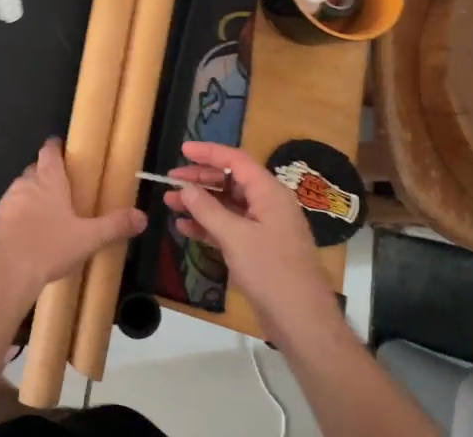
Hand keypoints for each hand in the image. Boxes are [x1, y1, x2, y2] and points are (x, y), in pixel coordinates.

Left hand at [0, 138, 146, 304]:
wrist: (7, 270)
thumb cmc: (50, 246)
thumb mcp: (88, 238)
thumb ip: (114, 225)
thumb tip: (142, 216)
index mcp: (48, 179)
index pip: (49, 151)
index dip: (56, 147)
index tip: (63, 149)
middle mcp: (25, 183)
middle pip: (36, 169)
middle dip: (48, 174)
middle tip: (65, 188)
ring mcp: (7, 200)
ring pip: (23, 189)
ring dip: (34, 195)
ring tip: (50, 212)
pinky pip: (12, 209)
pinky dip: (22, 214)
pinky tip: (32, 232)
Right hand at [162, 141, 339, 340]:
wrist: (302, 321)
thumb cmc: (271, 271)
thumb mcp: (235, 237)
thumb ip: (207, 209)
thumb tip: (185, 187)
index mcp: (269, 193)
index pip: (236, 160)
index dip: (208, 152)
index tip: (182, 150)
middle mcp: (268, 205)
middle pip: (230, 181)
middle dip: (200, 180)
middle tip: (170, 181)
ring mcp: (264, 228)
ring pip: (227, 205)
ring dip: (200, 203)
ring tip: (170, 203)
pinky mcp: (258, 249)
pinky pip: (229, 227)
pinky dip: (208, 225)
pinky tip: (185, 228)